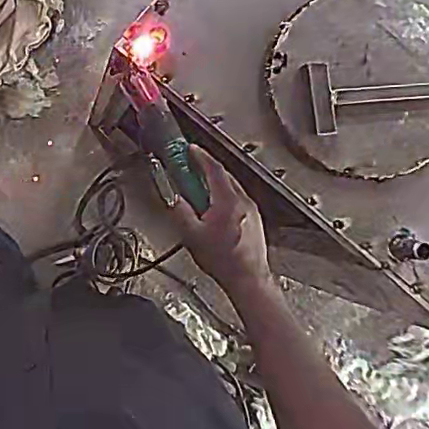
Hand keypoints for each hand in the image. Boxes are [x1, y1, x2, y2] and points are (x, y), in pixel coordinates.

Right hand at [169, 145, 270, 288]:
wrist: (248, 279)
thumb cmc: (224, 261)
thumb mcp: (192, 236)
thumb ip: (180, 212)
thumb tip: (174, 198)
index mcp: (228, 201)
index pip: (214, 169)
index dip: (200, 156)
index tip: (190, 149)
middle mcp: (243, 201)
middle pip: (224, 175)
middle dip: (206, 168)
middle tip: (190, 166)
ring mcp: (251, 210)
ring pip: (231, 187)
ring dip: (214, 183)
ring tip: (198, 190)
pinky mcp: (254, 219)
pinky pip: (237, 198)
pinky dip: (223, 195)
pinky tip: (213, 208)